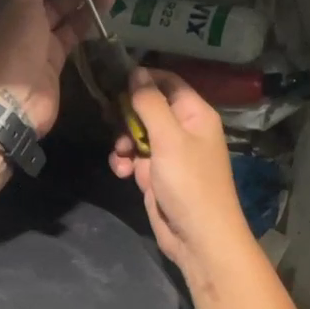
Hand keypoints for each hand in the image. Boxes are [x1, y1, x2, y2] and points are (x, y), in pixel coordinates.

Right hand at [110, 68, 252, 279]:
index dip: (143, 79)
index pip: (168, 82)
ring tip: (121, 156)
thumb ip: (150, 104)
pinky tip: (122, 173)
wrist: (198, 236)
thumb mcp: (168, 138)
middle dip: (127, 115)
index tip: (115, 82)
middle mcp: (183, 130)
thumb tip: (136, 72)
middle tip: (112, 122)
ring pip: (136, 134)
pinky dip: (125, 163)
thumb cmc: (189, 183)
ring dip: (122, 142)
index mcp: (195, 114)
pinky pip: (134, 158)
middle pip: (148, 107)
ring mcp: (169, 153)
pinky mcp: (156, 175)